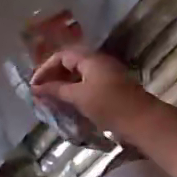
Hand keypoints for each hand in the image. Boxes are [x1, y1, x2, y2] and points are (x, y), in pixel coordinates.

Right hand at [30, 48, 151, 131]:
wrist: (142, 120)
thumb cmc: (108, 105)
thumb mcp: (78, 96)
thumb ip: (56, 90)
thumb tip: (36, 88)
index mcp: (91, 59)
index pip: (62, 56)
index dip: (45, 68)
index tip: (35, 84)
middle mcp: (99, 62)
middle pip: (70, 63)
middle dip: (53, 76)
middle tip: (41, 91)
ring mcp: (107, 75)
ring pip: (79, 74)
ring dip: (63, 84)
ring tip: (52, 98)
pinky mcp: (111, 88)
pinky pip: (87, 84)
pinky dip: (74, 90)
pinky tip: (68, 103)